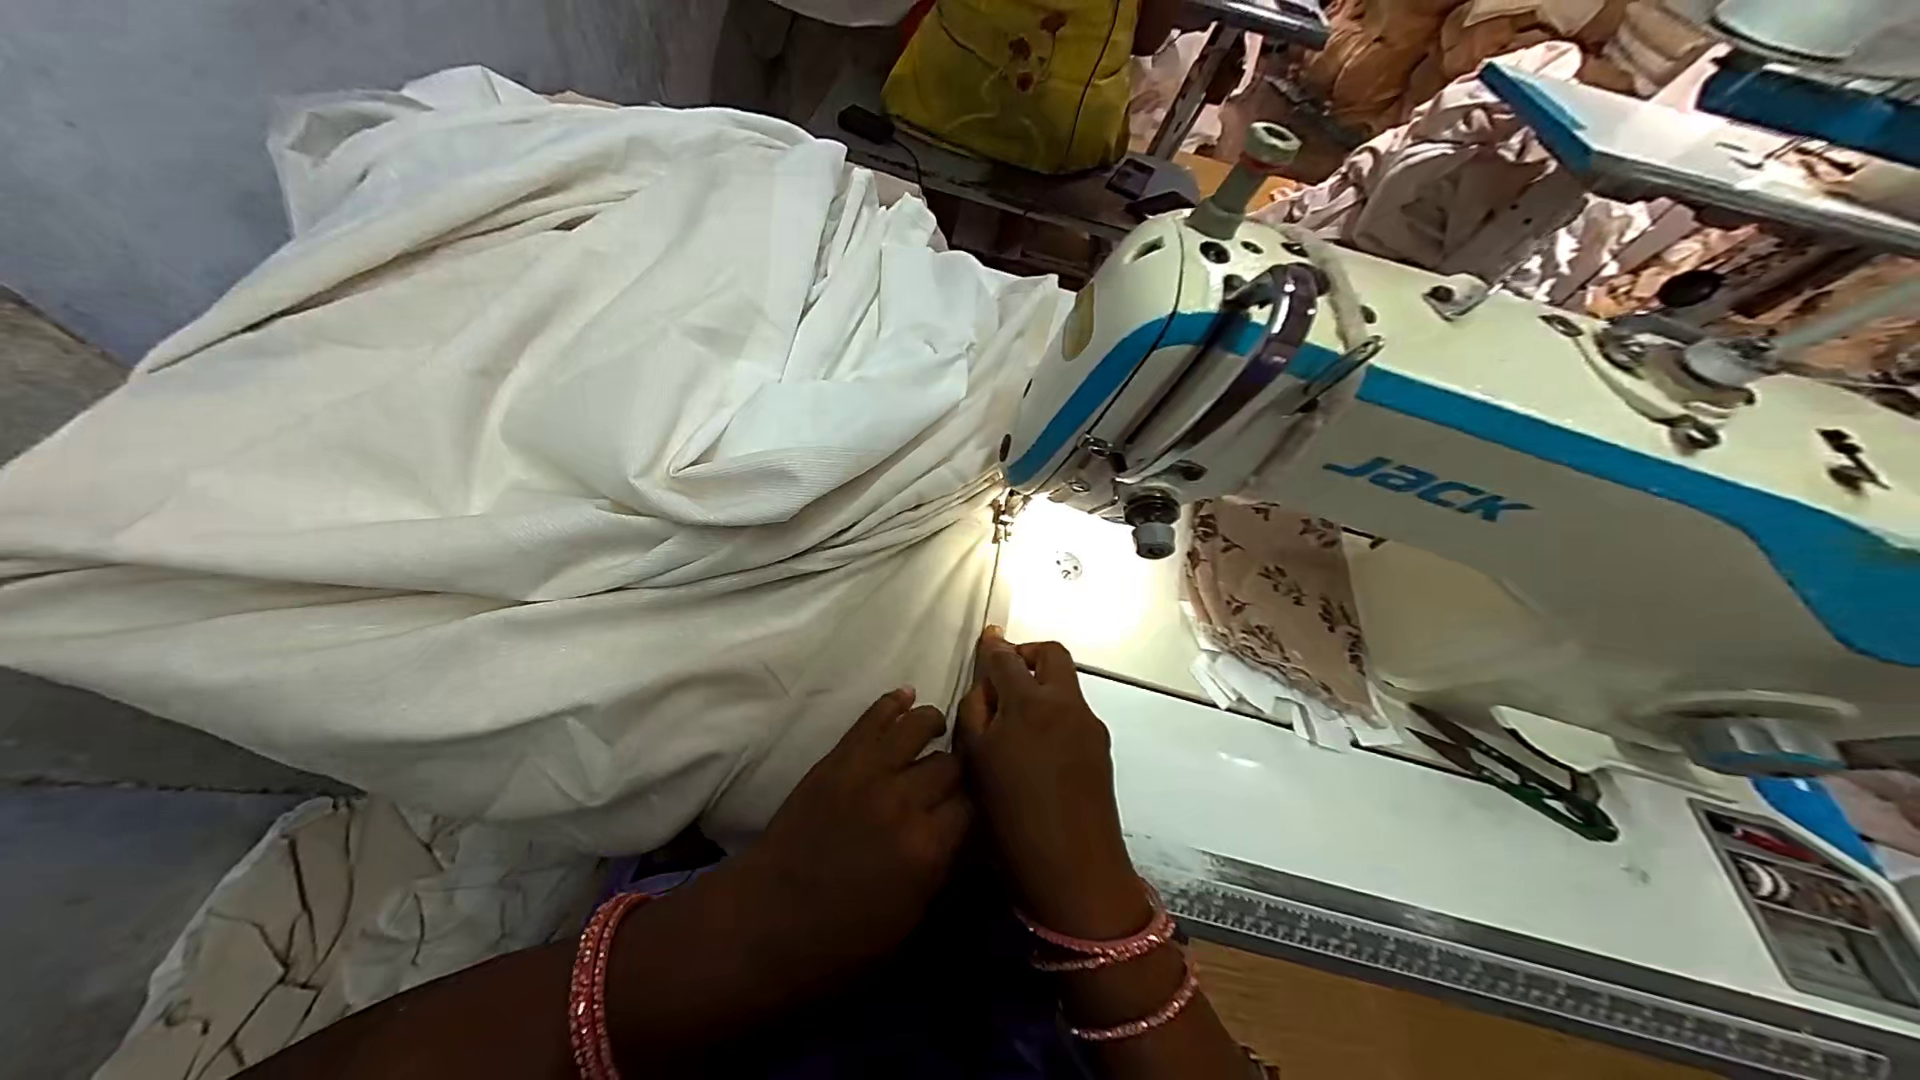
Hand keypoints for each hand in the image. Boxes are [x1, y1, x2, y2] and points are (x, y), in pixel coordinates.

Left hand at [730, 688, 971, 982]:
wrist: (765, 921)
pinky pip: (872, 718)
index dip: (978, 803)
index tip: (975, 806)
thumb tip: (961, 833)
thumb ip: (942, 867)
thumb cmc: (840, 941)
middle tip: (954, 778)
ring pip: (919, 727)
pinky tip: (907, 697)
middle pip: (952, 764)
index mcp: (927, 849)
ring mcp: (868, 773)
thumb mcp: (909, 918)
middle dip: (959, 771)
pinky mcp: (838, 759)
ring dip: (934, 726)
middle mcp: (904, 802)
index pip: (974, 804)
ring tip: (938, 729)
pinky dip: (892, 703)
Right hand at [957, 629, 1150, 939]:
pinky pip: (1073, 710)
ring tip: (1015, 715)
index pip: (1008, 659)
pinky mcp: (1101, 746)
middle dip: (1027, 654)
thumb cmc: (1012, 822)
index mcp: (1030, 704)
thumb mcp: (977, 763)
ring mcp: (1089, 724)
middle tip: (1004, 673)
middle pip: (1052, 653)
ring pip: (1065, 682)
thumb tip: (986, 687)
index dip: (994, 647)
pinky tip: (1036, 744)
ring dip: (1041, 683)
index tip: (987, 639)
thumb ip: (976, 713)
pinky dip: (1053, 709)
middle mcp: (1066, 704)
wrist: (1075, 871)